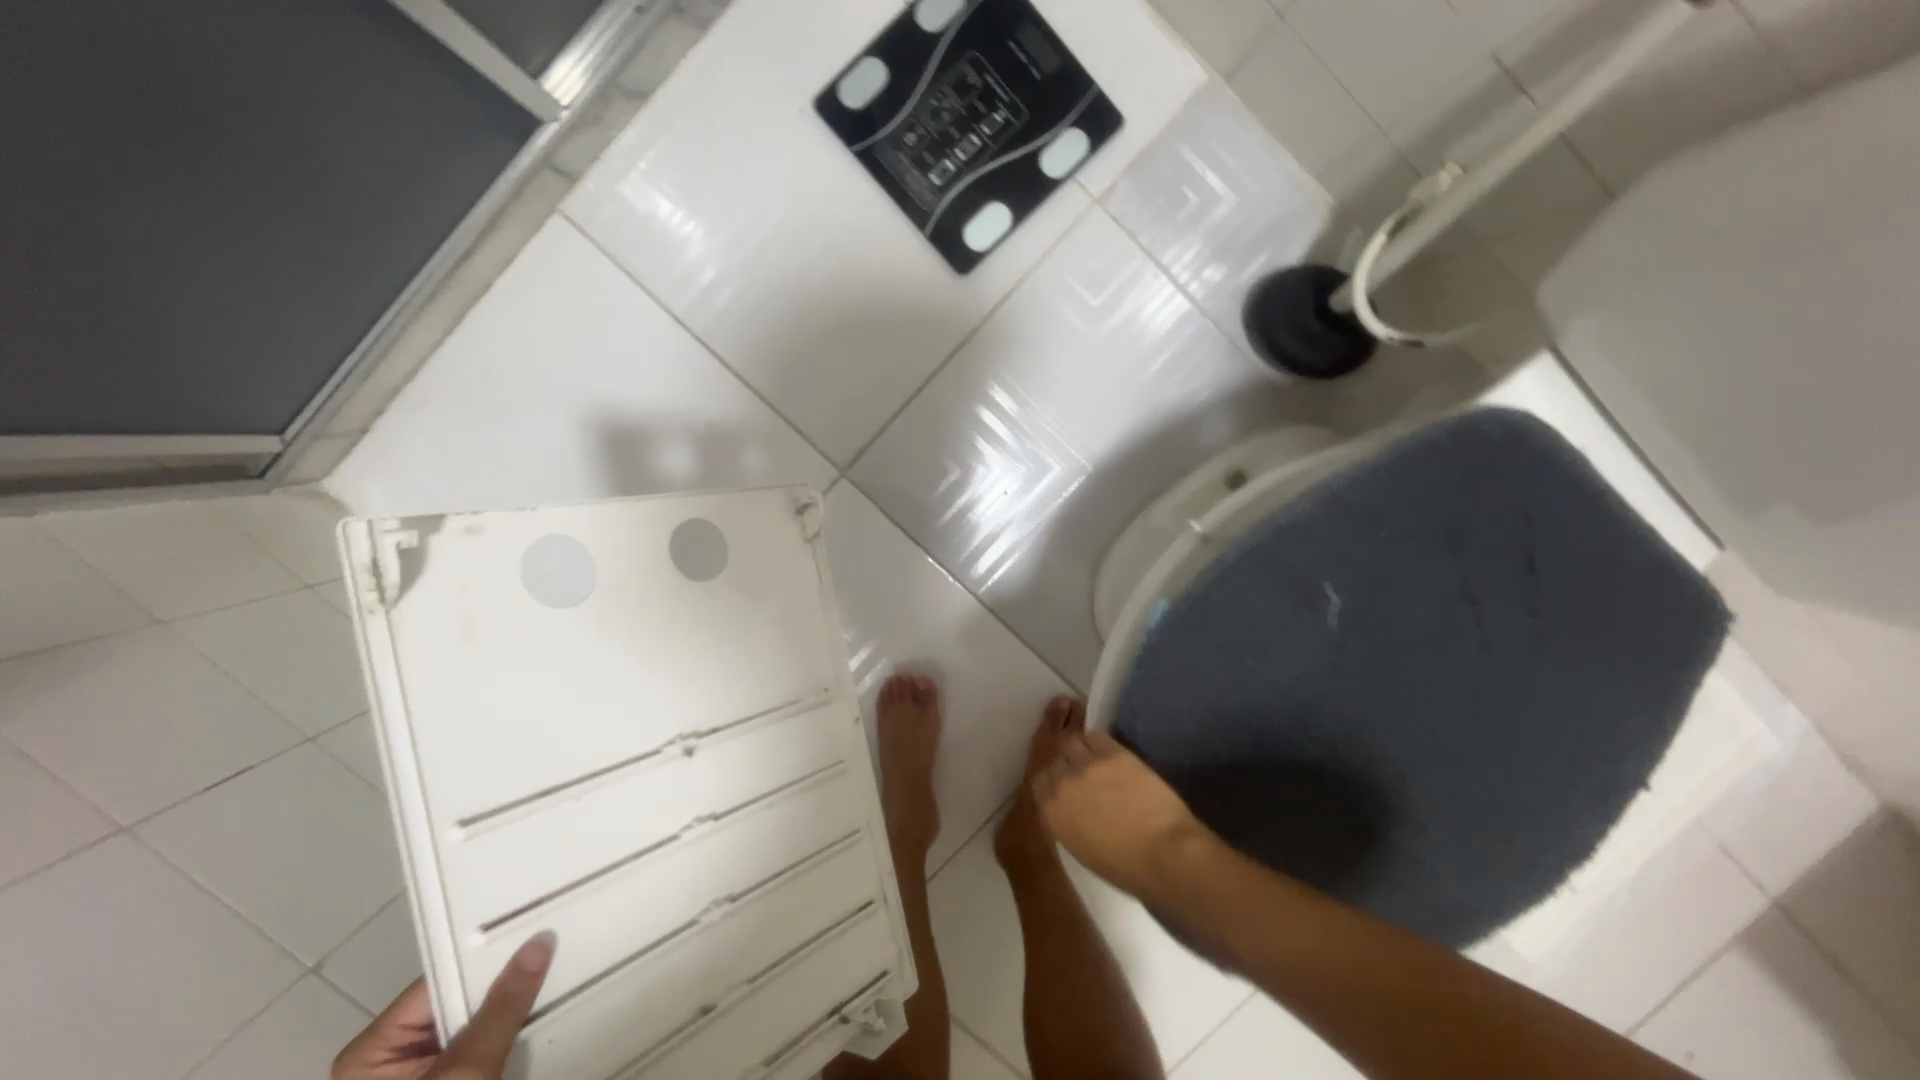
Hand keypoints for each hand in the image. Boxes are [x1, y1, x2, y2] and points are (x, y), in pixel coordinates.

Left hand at [333, 934, 554, 1079]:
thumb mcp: (465, 1074)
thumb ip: (501, 1010)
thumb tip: (537, 946)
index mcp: (372, 1051)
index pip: (436, 983)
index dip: (484, 959)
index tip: (534, 931)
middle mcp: (390, 1058)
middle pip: (455, 1003)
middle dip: (503, 985)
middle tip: (555, 950)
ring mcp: (422, 1078)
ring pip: (474, 1027)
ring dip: (512, 1011)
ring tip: (558, 974)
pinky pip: (482, 1051)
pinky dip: (510, 1039)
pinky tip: (543, 1019)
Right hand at [1031, 730, 1212, 901]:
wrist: (1163, 852)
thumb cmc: (1124, 866)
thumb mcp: (1081, 849)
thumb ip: (1067, 821)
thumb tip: (1072, 808)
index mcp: (1051, 811)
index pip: (1039, 781)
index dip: (1053, 780)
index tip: (1065, 784)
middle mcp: (1062, 782)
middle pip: (1055, 758)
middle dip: (1066, 763)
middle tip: (1082, 771)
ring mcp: (1087, 764)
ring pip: (1072, 742)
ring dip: (1080, 749)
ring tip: (1095, 758)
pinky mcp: (1113, 753)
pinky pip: (1096, 736)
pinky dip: (1099, 743)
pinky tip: (1110, 754)